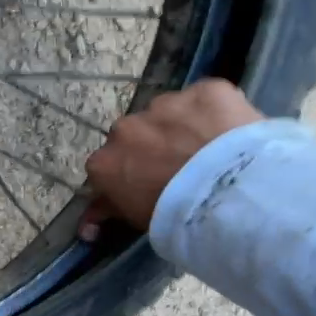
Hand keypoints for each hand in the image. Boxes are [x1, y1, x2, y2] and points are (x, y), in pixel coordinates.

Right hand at [81, 80, 264, 239]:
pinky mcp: (204, 90)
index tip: (145, 182)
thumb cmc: (170, 210)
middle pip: (134, 133)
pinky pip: (205, 97)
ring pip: (167, 112)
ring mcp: (163, 105)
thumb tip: (89, 226)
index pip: (108, 164)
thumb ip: (107, 211)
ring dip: (179, 124)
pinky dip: (213, 109)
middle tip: (175, 163)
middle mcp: (124, 128)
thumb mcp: (133, 217)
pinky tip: (226, 127)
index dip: (127, 171)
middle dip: (149, 144)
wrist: (226, 187)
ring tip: (205, 144)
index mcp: (102, 162)